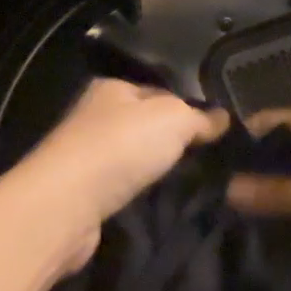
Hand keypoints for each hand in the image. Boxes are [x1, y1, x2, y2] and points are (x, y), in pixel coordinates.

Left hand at [0, 79, 227, 273]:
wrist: (66, 204)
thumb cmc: (122, 146)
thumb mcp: (175, 118)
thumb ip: (201, 118)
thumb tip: (223, 118)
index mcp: (111, 87)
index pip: (158, 90)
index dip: (188, 106)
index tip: (216, 128)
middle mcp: (94, 115)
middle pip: (145, 123)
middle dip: (173, 139)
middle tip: (209, 155)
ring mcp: (86, 154)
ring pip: (134, 155)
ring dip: (156, 166)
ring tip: (192, 178)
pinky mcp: (83, 190)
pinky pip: (122, 183)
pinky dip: (139, 189)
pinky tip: (158, 197)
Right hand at [226, 106, 290, 247]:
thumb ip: (279, 193)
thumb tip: (225, 189)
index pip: (264, 123)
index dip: (236, 145)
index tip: (204, 175)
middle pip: (277, 147)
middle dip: (251, 172)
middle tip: (214, 204)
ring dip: (273, 190)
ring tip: (235, 218)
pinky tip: (275, 225)